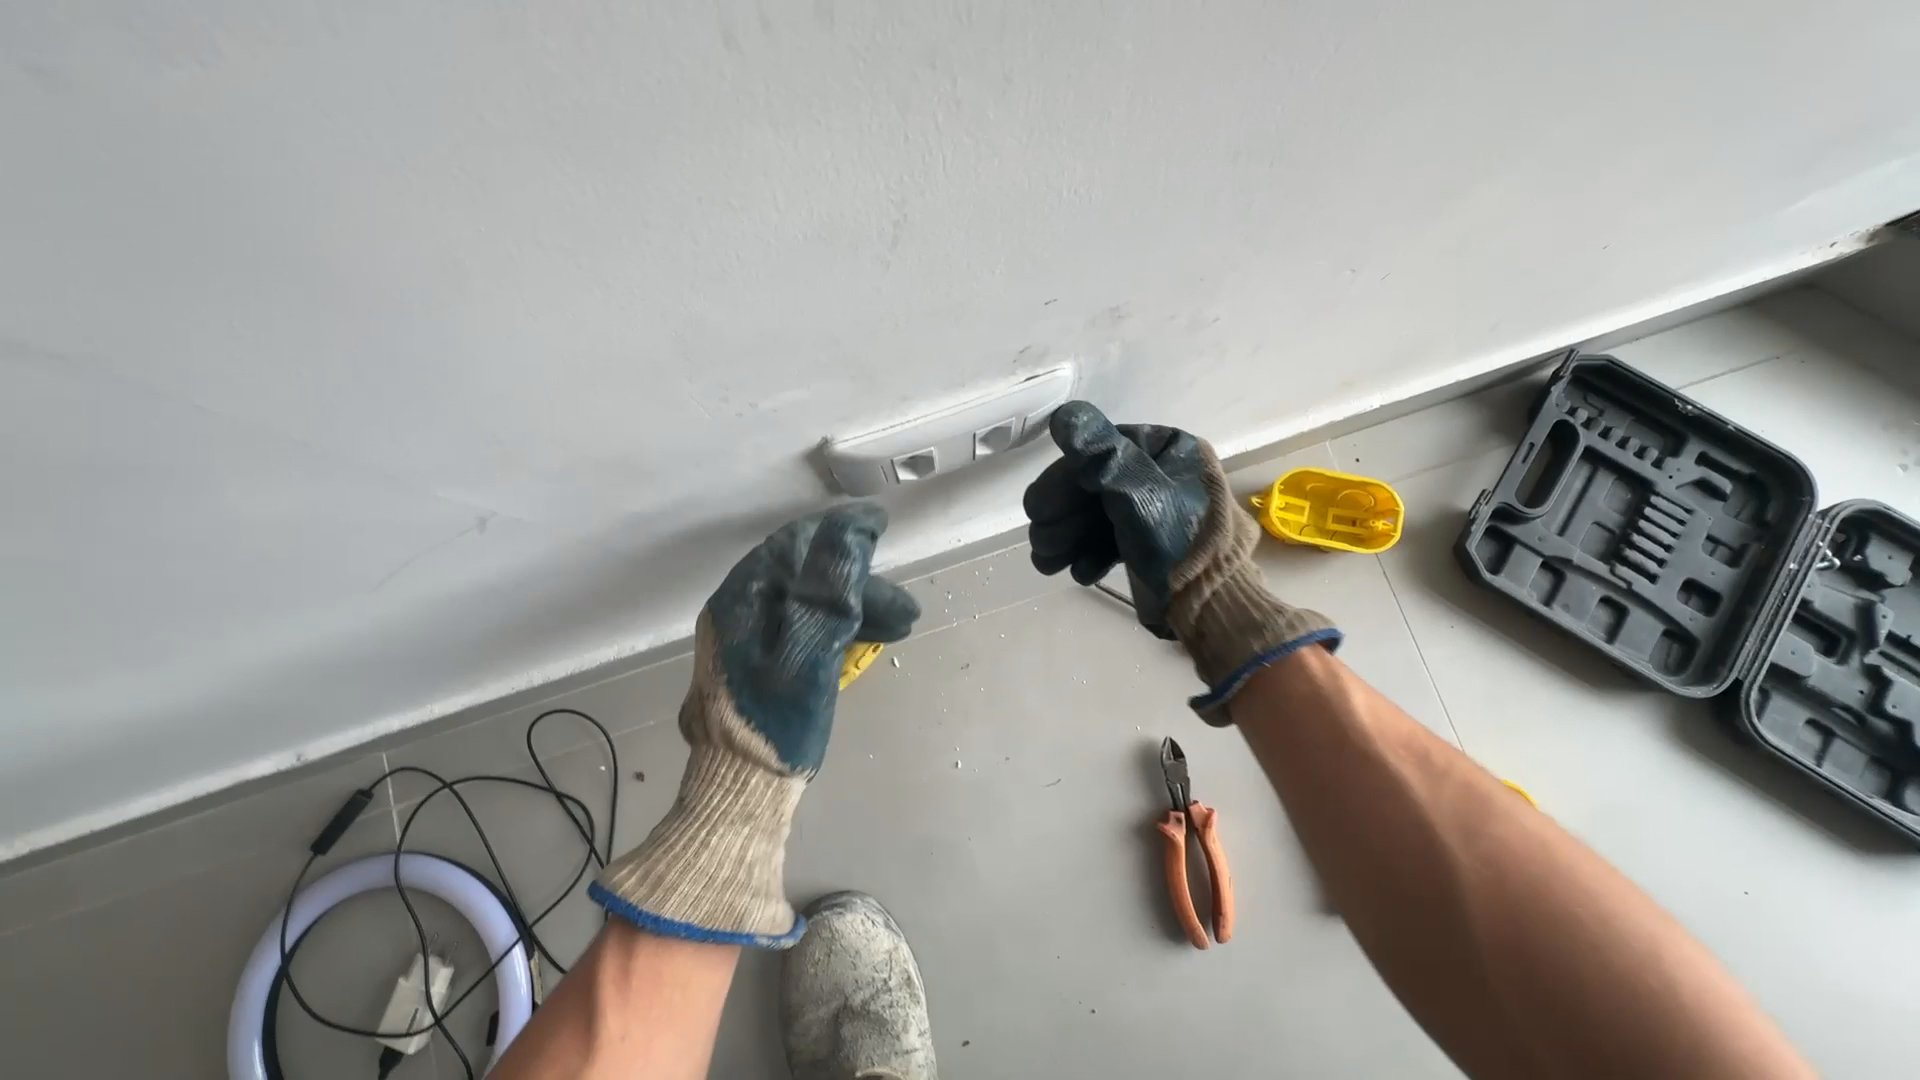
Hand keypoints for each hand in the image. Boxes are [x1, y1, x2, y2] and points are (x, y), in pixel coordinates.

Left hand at [590, 504, 918, 946]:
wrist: (741, 789)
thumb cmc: (776, 721)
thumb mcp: (809, 648)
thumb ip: (829, 585)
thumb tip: (851, 528)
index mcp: (742, 600)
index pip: (794, 545)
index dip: (840, 531)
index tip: (881, 525)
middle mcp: (741, 610)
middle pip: (806, 575)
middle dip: (859, 583)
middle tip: (904, 606)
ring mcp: (750, 638)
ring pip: (811, 603)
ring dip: (857, 608)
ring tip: (901, 627)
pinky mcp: (763, 663)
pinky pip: (808, 628)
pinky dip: (841, 629)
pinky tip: (867, 640)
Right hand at [1023, 401, 1212, 637]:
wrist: (1213, 608)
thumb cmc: (1180, 543)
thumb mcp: (1139, 494)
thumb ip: (1100, 455)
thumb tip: (1064, 415)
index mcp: (1167, 450)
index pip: (1100, 452)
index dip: (1063, 479)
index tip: (1037, 507)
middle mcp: (1160, 474)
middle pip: (1092, 486)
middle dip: (1061, 516)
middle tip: (1041, 542)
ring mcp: (1153, 510)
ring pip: (1095, 516)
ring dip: (1066, 538)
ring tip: (1048, 563)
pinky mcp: (1147, 544)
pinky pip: (1108, 540)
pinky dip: (1088, 553)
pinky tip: (1080, 572)